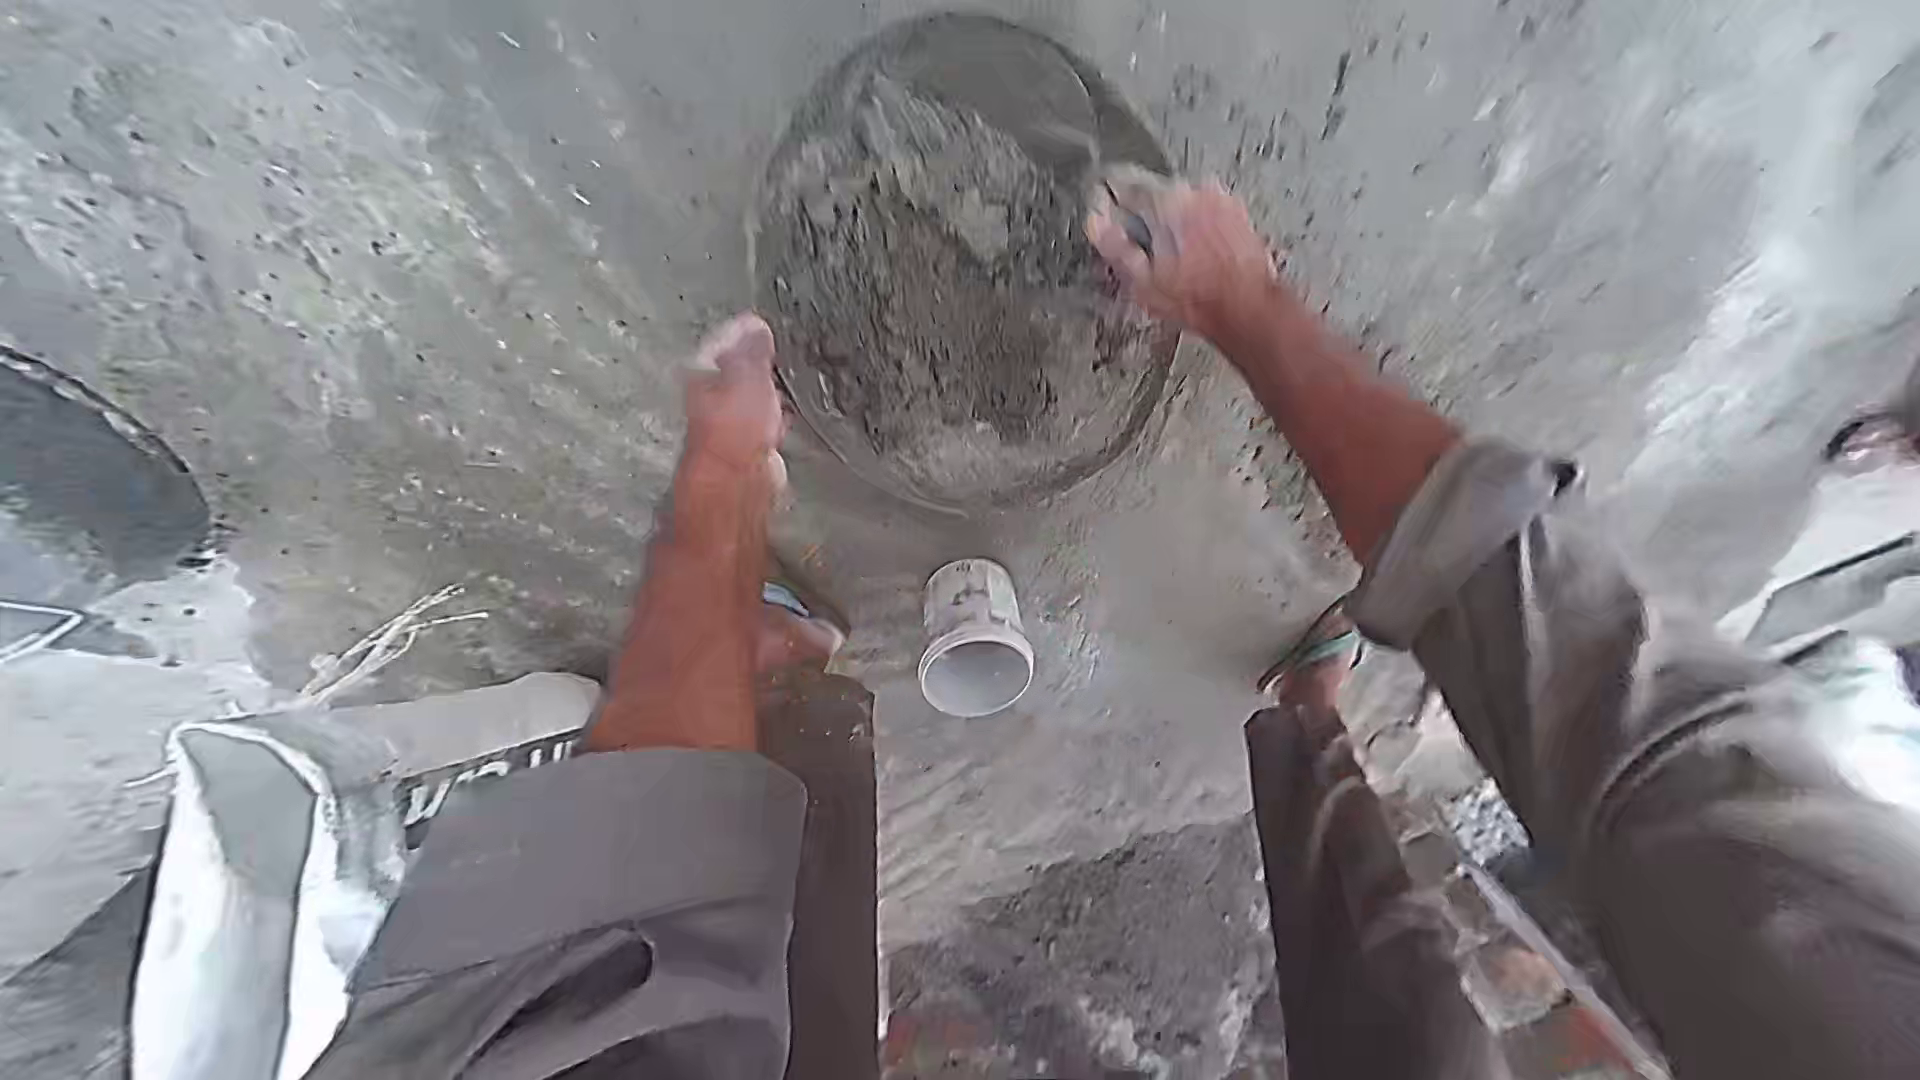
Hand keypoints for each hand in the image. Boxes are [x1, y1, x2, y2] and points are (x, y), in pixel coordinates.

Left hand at [684, 312, 786, 486]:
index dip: (741, 333)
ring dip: (766, 390)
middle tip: (770, 351)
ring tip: (781, 380)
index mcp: (702, 376)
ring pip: (750, 398)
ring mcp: (730, 425)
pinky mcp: (750, 446)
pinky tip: (784, 414)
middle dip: (753, 363)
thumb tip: (756, 326)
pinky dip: (775, 415)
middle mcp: (710, 400)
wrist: (741, 476)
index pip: (721, 344)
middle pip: (734, 373)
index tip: (758, 325)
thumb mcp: (748, 374)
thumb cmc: (735, 426)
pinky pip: (765, 422)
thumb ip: (753, 350)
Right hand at [1086, 168, 1278, 346]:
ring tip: (1171, 265)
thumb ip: (1115, 246)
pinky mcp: (1235, 212)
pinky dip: (1193, 231)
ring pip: (1179, 206)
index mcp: (1166, 201)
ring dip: (1169, 227)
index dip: (1109, 206)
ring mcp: (1218, 198)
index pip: (1123, 186)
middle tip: (1141, 259)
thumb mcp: (1142, 280)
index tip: (1105, 222)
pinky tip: (1194, 261)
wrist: (1246, 306)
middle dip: (1143, 223)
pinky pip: (1202, 214)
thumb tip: (1095, 222)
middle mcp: (1195, 189)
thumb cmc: (1197, 299)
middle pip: (1153, 198)